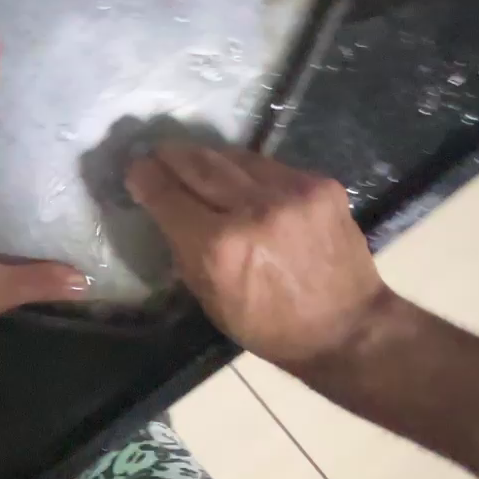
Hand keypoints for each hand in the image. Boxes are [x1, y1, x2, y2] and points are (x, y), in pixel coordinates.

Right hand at [126, 145, 389, 366]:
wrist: (343, 327)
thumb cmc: (265, 325)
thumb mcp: (208, 296)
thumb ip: (185, 249)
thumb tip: (168, 211)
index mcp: (217, 247)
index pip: (168, 196)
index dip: (146, 178)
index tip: (135, 168)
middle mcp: (252, 211)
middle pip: (199, 165)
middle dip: (172, 156)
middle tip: (156, 151)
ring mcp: (290, 193)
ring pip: (235, 158)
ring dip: (207, 156)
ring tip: (191, 156)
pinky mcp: (319, 185)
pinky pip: (268, 166)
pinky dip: (245, 168)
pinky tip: (237, 175)